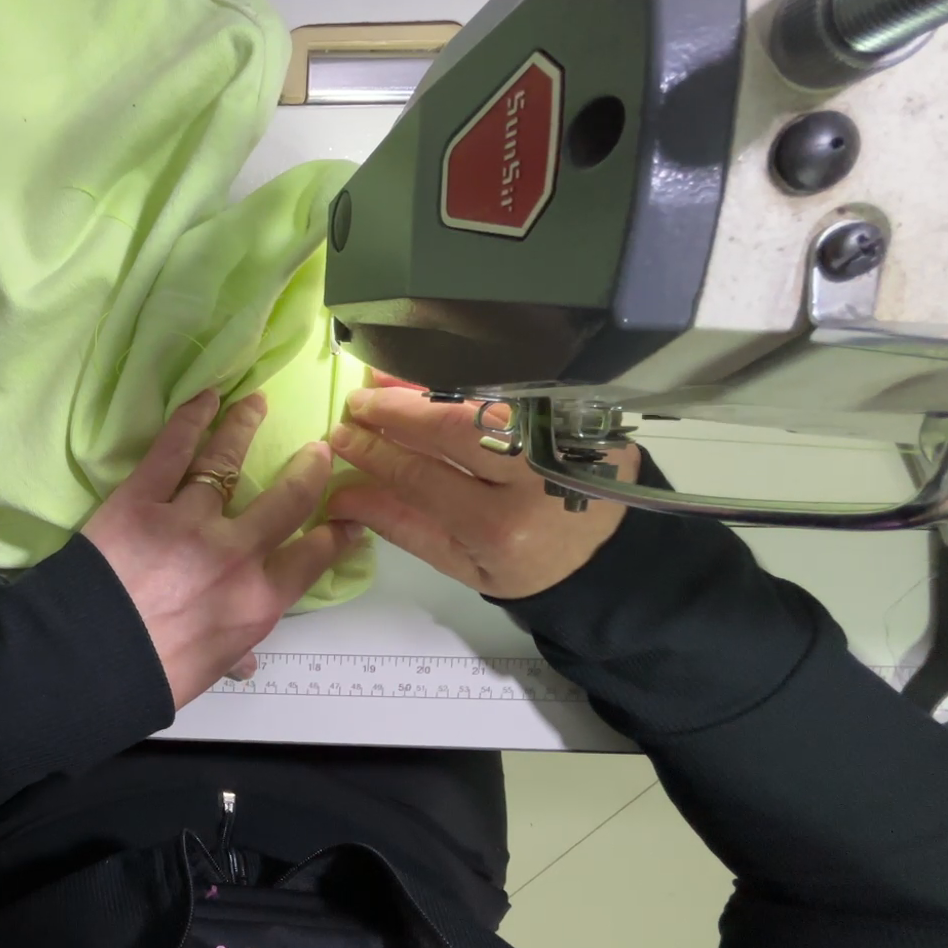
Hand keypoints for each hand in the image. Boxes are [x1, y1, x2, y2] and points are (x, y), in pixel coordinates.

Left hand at [84, 391, 366, 707]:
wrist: (86, 662)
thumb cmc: (150, 677)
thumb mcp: (208, 671)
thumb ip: (234, 652)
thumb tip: (245, 660)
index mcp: (258, 603)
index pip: (313, 556)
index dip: (335, 533)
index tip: (345, 517)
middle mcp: (235, 553)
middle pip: (287, 499)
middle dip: (309, 471)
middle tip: (317, 451)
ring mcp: (189, 519)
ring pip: (227, 460)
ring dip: (245, 426)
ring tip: (256, 404)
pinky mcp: (142, 498)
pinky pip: (174, 449)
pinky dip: (192, 417)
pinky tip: (207, 397)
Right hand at [326, 377, 639, 599]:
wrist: (608, 557)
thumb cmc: (520, 565)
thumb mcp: (457, 562)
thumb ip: (399, 524)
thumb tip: (341, 495)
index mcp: (498, 526)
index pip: (421, 476)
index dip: (375, 453)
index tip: (340, 437)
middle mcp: (533, 479)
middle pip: (454, 426)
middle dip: (397, 410)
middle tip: (357, 402)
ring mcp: (563, 442)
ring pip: (483, 401)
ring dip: (426, 388)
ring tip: (382, 382)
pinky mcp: (580, 420)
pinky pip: (510, 395)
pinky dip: (464, 386)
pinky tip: (428, 384)